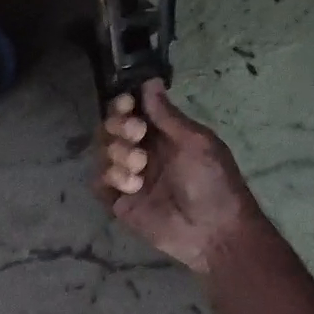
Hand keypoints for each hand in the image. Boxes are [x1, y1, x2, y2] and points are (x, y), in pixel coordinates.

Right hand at [94, 80, 263, 274]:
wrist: (214, 231)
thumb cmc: (213, 182)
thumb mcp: (196, 142)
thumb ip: (168, 115)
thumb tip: (150, 81)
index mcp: (163, 134)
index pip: (132, 111)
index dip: (123, 105)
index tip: (127, 104)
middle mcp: (143, 151)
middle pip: (111, 128)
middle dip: (119, 127)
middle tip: (137, 135)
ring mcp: (130, 176)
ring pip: (103, 152)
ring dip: (118, 154)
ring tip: (140, 168)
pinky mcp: (120, 201)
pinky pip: (100, 182)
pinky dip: (111, 178)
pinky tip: (132, 186)